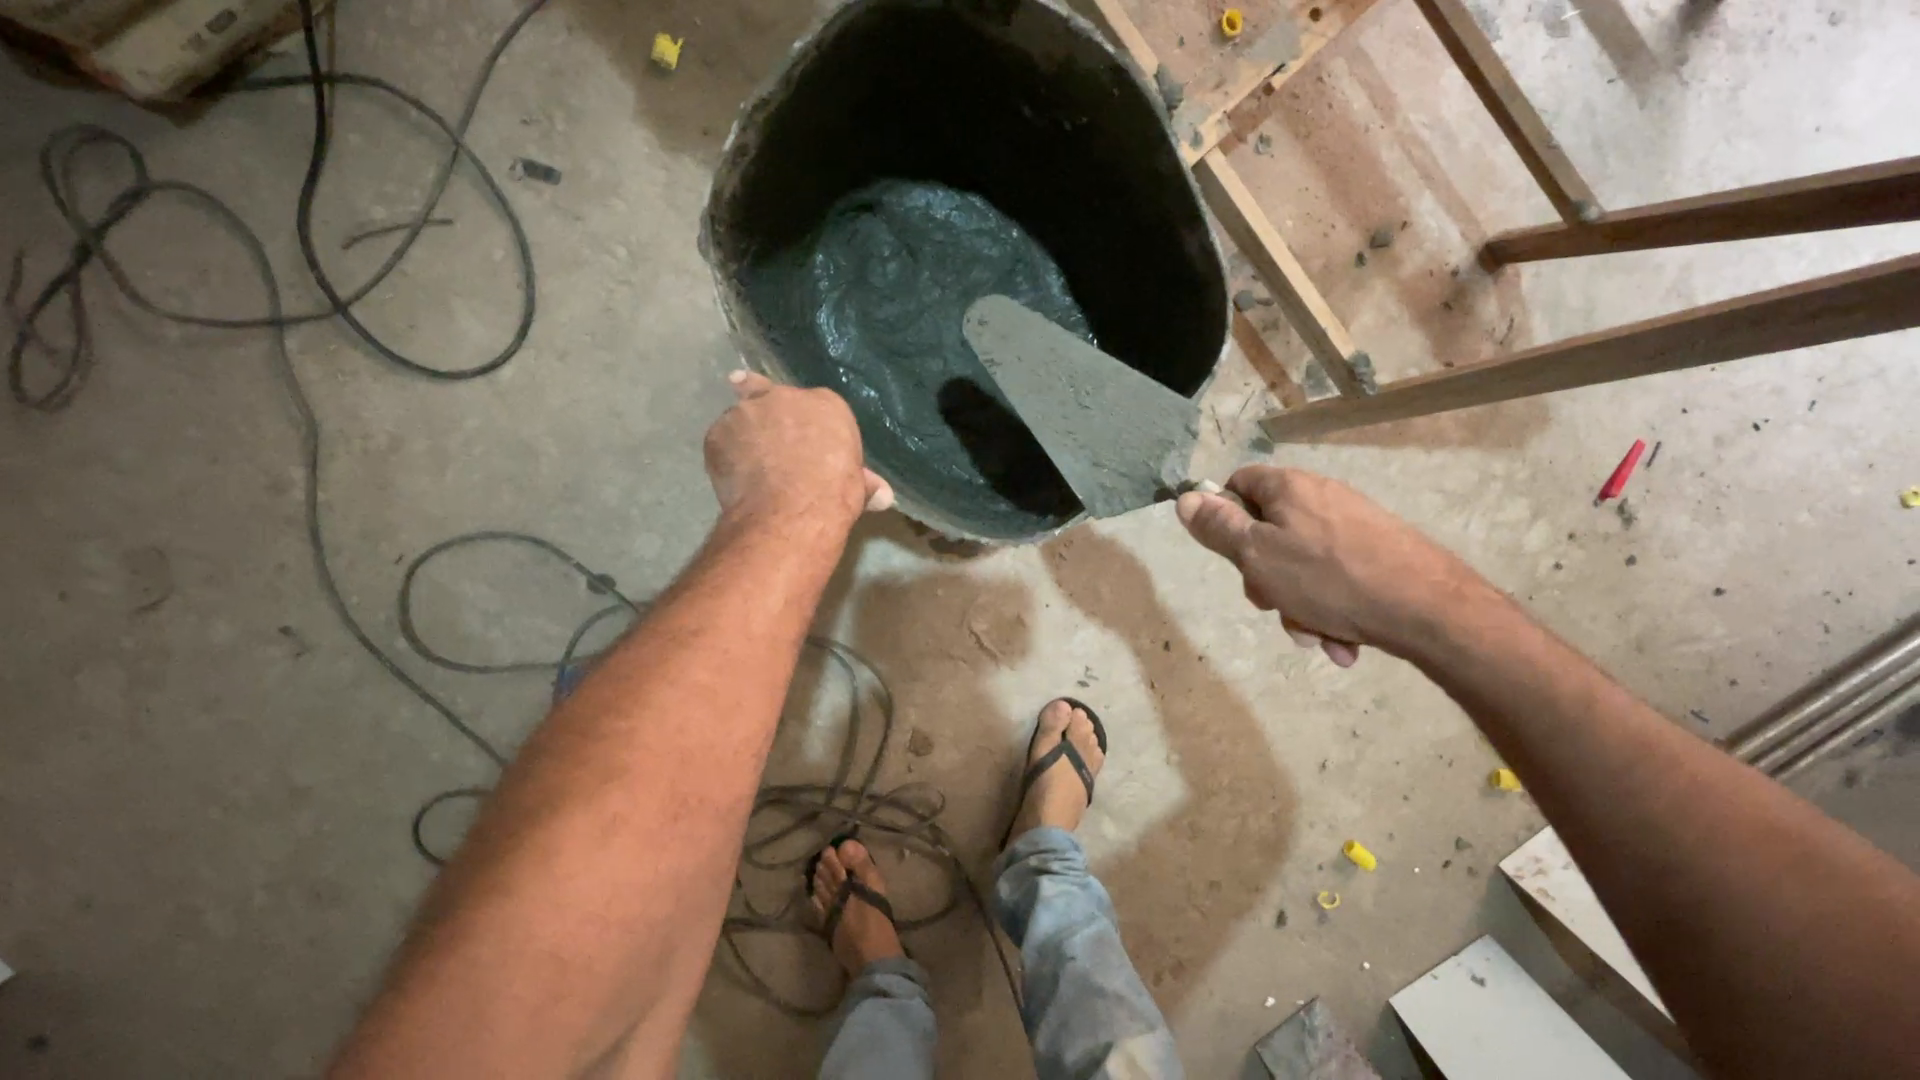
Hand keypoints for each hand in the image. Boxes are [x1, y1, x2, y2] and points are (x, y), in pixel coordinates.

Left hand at [704, 371, 893, 529]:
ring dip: (744, 436)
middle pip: (772, 398)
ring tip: (746, 466)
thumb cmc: (835, 494)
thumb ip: (865, 483)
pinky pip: (721, 441)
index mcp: (826, 405)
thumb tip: (884, 497)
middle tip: (764, 439)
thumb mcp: (858, 487)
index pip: (814, 407)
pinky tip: (733, 478)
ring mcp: (749, 411)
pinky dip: (725, 455)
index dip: (803, 425)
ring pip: (742, 419)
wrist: (793, 509)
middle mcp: (786, 397)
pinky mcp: (719, 431)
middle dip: (767, 415)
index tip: (800, 442)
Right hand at [1175, 467, 1473, 665]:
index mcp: (1288, 488)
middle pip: (1270, 532)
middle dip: (1265, 578)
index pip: (1237, 484)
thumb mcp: (1257, 555)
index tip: (1231, 556)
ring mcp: (1355, 525)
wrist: (1429, 609)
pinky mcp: (1381, 553)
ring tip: (1316, 636)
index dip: (1224, 518)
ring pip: (1303, 565)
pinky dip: (1332, 610)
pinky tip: (1343, 640)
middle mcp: (1322, 497)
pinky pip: (1338, 580)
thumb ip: (1218, 528)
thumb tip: (1185, 499)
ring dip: (1300, 605)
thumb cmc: (1330, 579)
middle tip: (1272, 606)